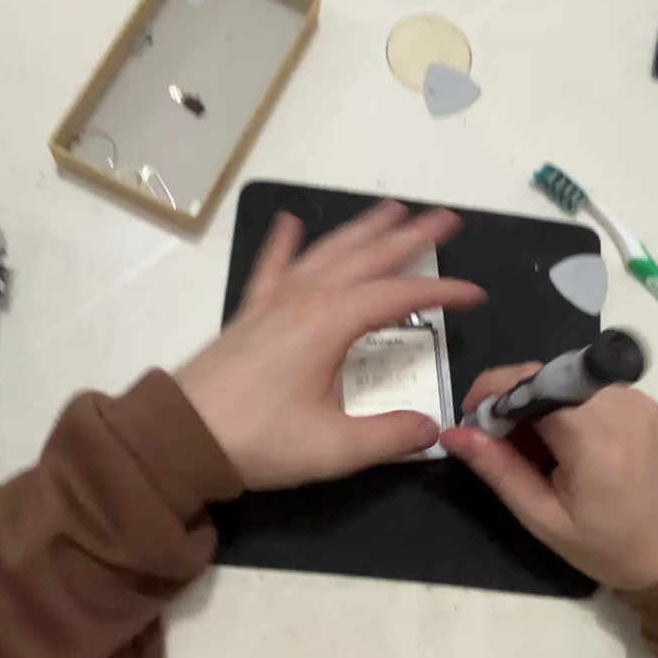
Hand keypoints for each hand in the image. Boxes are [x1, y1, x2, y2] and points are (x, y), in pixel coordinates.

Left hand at [177, 202, 486, 491]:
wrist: (181, 437)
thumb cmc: (259, 440)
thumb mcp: (334, 449)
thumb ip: (390, 436)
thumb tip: (433, 427)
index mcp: (331, 322)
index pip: (399, 295)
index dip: (442, 291)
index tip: (476, 295)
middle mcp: (306, 297)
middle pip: (368, 256)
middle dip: (410, 236)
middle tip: (445, 218)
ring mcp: (275, 299)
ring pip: (327, 251)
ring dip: (362, 229)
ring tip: (390, 209)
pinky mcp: (251, 311)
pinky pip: (272, 266)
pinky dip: (284, 243)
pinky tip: (290, 222)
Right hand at [440, 365, 657, 590]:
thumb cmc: (608, 547)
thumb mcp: (543, 518)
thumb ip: (497, 469)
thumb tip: (451, 433)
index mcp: (594, 438)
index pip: (530, 383)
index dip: (492, 392)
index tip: (471, 421)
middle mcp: (618, 404)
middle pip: (543, 376)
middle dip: (510, 400)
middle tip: (496, 441)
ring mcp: (633, 398)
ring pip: (561, 379)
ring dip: (533, 403)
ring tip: (530, 448)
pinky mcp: (639, 400)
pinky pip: (583, 387)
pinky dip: (560, 405)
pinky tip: (559, 442)